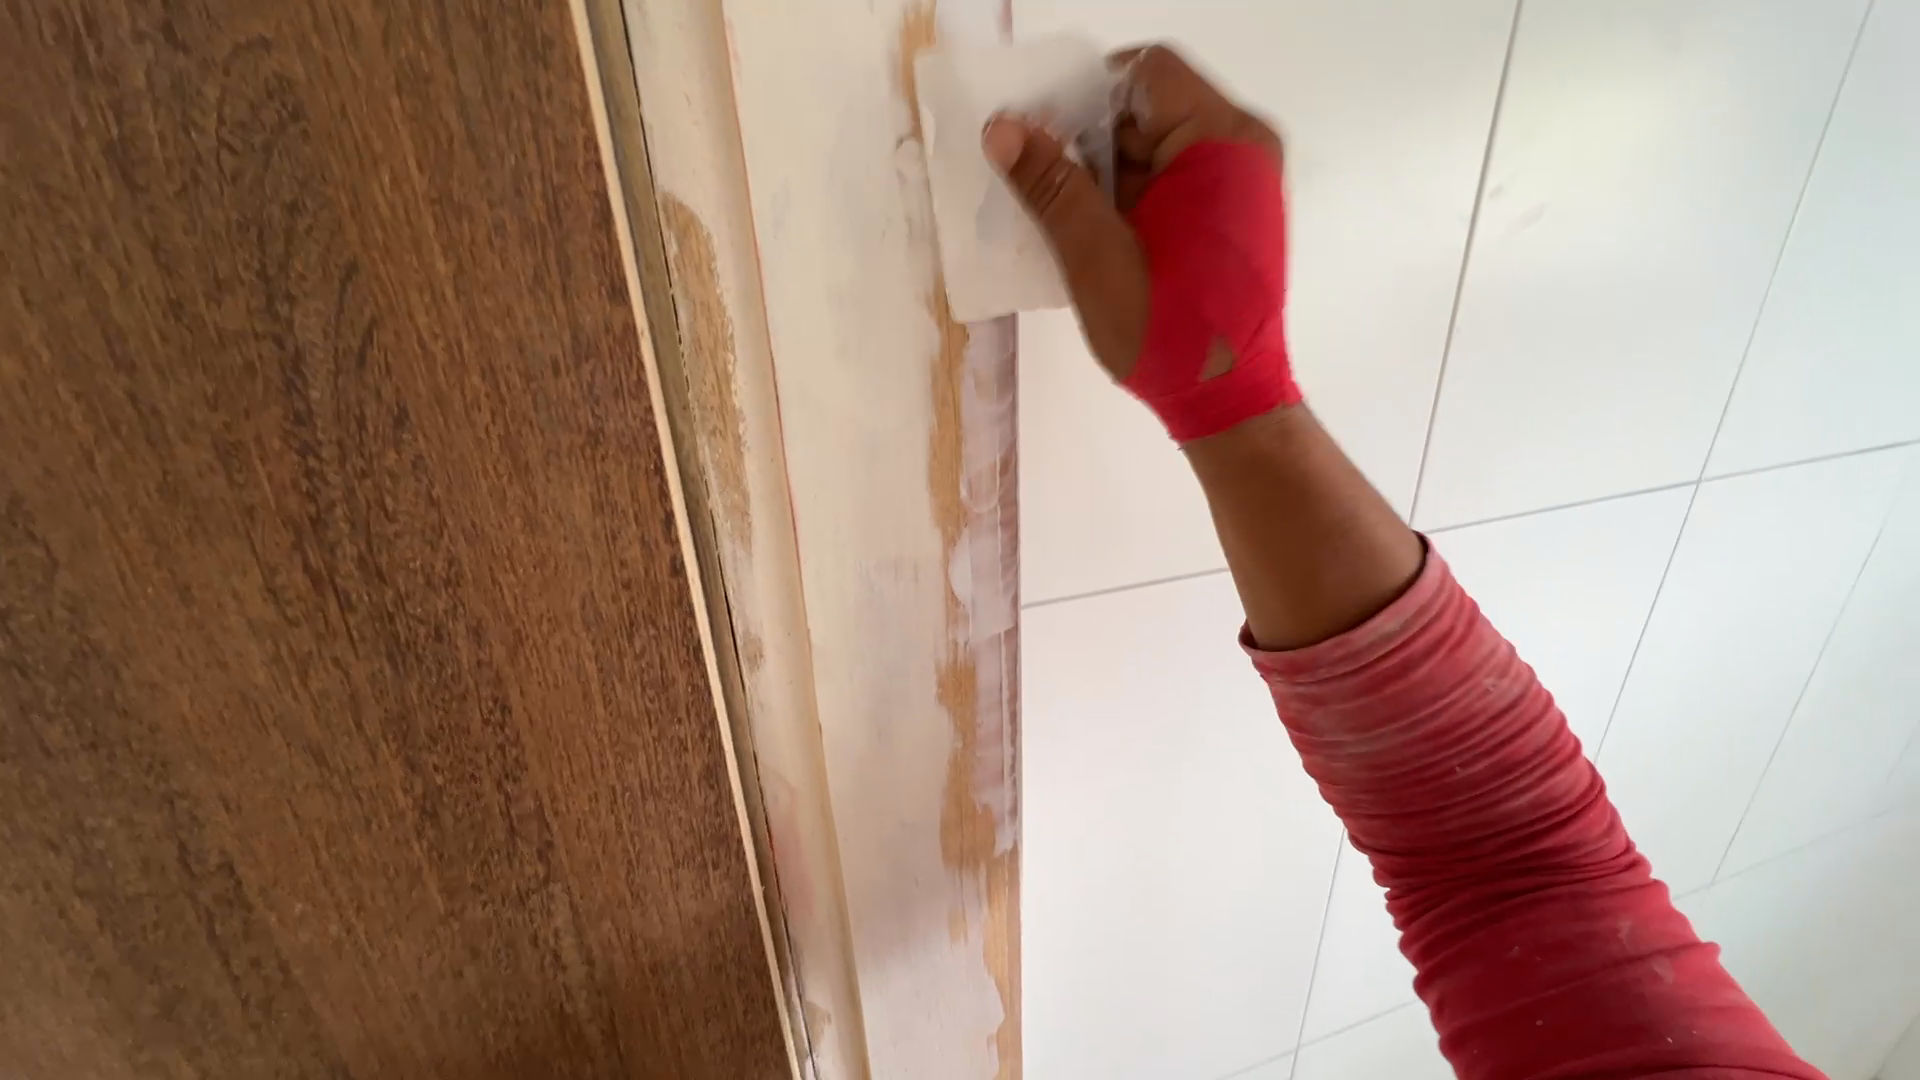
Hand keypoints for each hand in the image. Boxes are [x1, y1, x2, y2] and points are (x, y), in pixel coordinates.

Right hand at [979, 45, 1282, 383]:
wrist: (1228, 404)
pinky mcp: (1228, 223)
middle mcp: (1240, 151)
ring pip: (1154, 155)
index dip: (1083, 96)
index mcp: (1221, 143)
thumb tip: (1002, 129)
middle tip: (1038, 186)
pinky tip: (1091, 239)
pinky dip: (1126, 205)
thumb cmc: (1167, 333)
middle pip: (1149, 113)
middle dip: (1087, 145)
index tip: (1038, 139)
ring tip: (1059, 220)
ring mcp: (1238, 189)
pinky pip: (1168, 190)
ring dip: (1102, 181)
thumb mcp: (1097, 257)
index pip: (1145, 76)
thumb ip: (1052, 187)